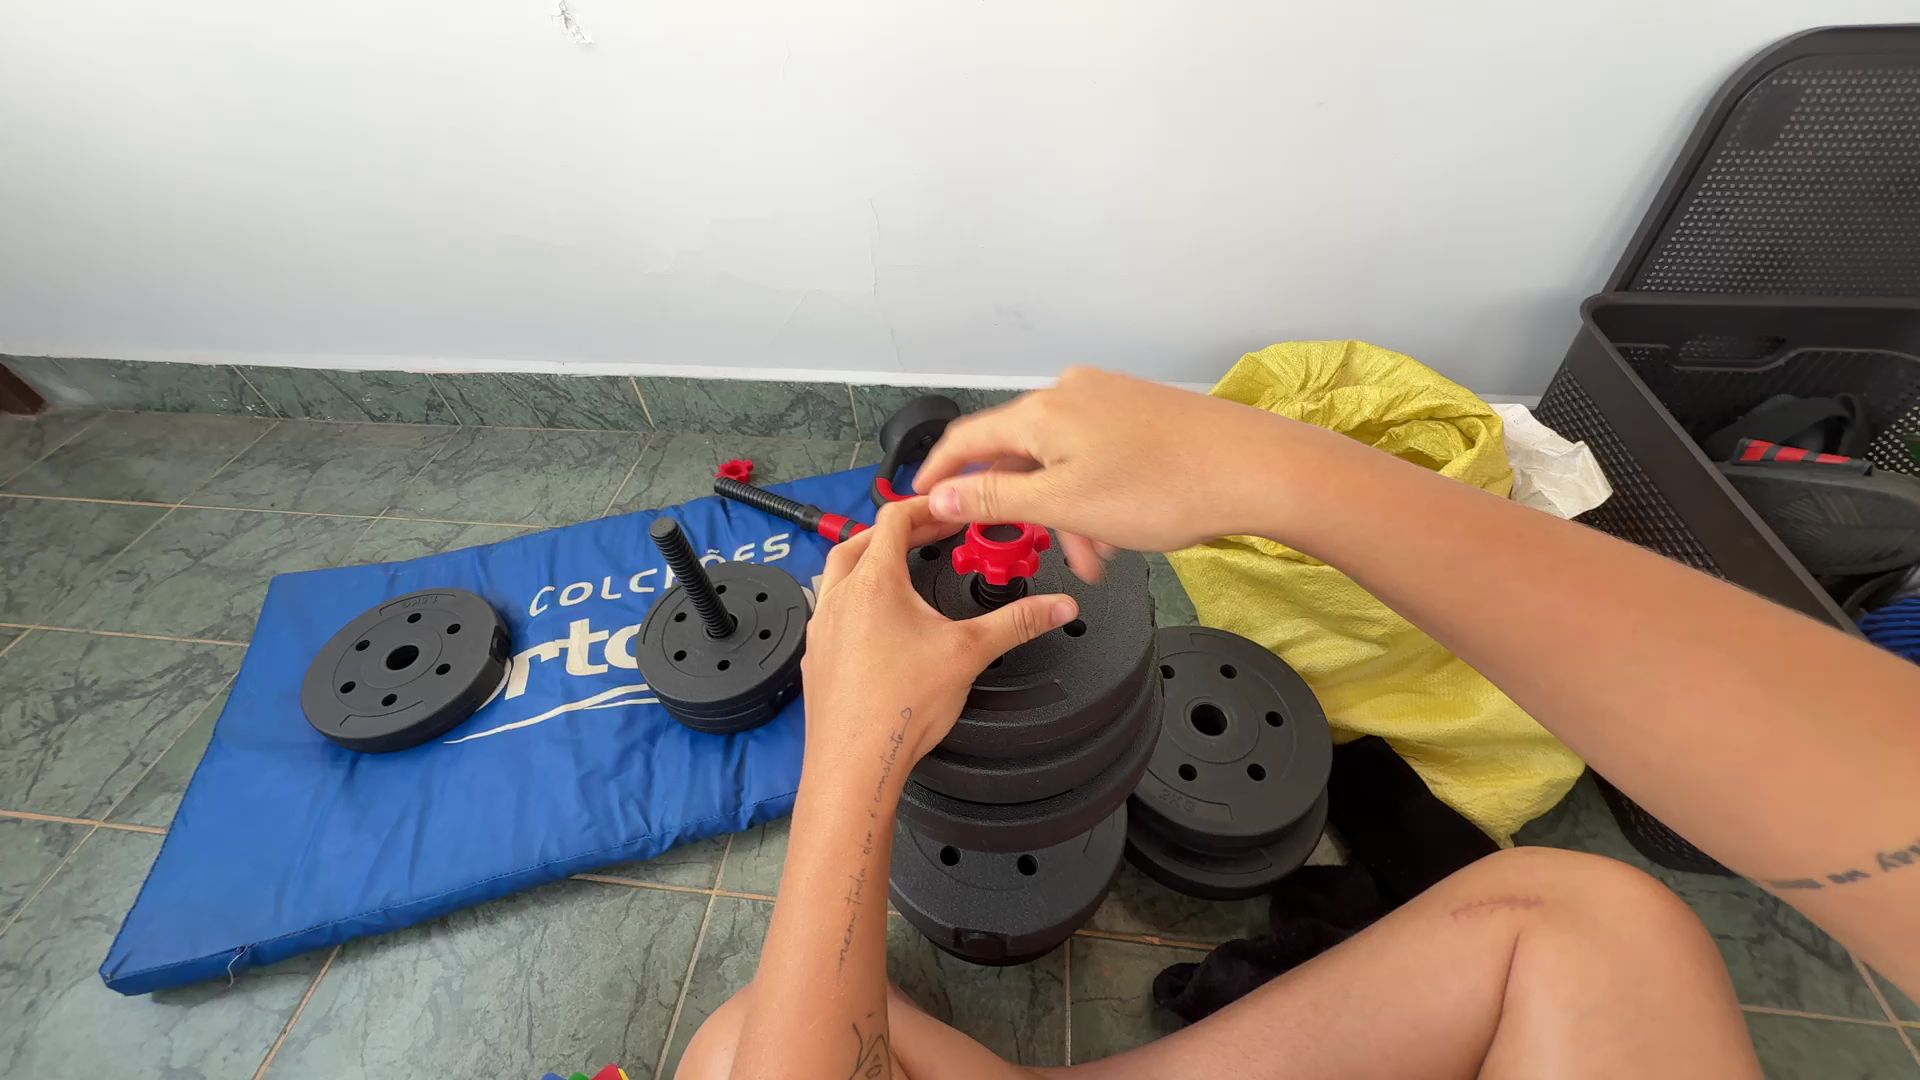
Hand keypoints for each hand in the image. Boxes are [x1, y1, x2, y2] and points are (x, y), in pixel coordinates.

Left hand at [802, 498, 1078, 768]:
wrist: (854, 764)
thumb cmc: (898, 708)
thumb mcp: (969, 653)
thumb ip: (1017, 623)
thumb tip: (1056, 606)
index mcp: (874, 584)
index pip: (894, 519)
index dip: (925, 508)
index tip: (948, 513)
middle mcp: (840, 598)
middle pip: (859, 540)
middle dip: (896, 531)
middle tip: (928, 535)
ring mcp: (822, 628)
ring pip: (838, 574)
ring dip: (867, 562)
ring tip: (900, 570)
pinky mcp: (817, 655)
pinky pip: (830, 610)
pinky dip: (853, 599)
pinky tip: (875, 621)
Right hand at [914, 367, 1299, 579]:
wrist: (1258, 469)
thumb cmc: (1162, 488)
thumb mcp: (1064, 503)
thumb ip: (995, 498)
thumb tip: (942, 492)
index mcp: (1042, 411)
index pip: (967, 439)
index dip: (940, 472)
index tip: (922, 500)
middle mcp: (1069, 394)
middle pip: (1020, 456)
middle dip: (1028, 512)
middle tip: (1045, 553)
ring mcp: (1107, 400)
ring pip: (1062, 464)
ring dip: (1068, 513)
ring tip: (1097, 558)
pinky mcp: (1138, 413)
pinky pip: (1094, 457)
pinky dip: (1093, 496)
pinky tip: (1118, 531)